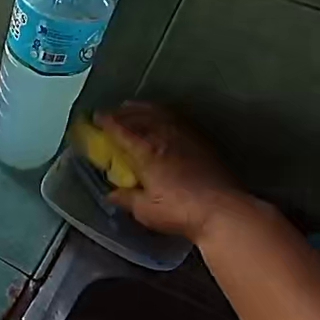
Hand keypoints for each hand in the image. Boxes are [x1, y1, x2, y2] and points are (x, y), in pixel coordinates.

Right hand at [96, 102, 254, 243]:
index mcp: (146, 151)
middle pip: (141, 116)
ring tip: (137, 109)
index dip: (107, 122)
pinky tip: (166, 122)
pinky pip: (179, 121)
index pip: (122, 130)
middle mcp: (165, 137)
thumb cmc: (180, 211)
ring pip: (162, 115)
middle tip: (114, 111)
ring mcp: (187, 138)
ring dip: (146, 110)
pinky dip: (166, 117)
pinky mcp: (203, 144)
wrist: (222, 211)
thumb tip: (112, 194)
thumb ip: (127, 198)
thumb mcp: (145, 210)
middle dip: (125, 112)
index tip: (96, 117)